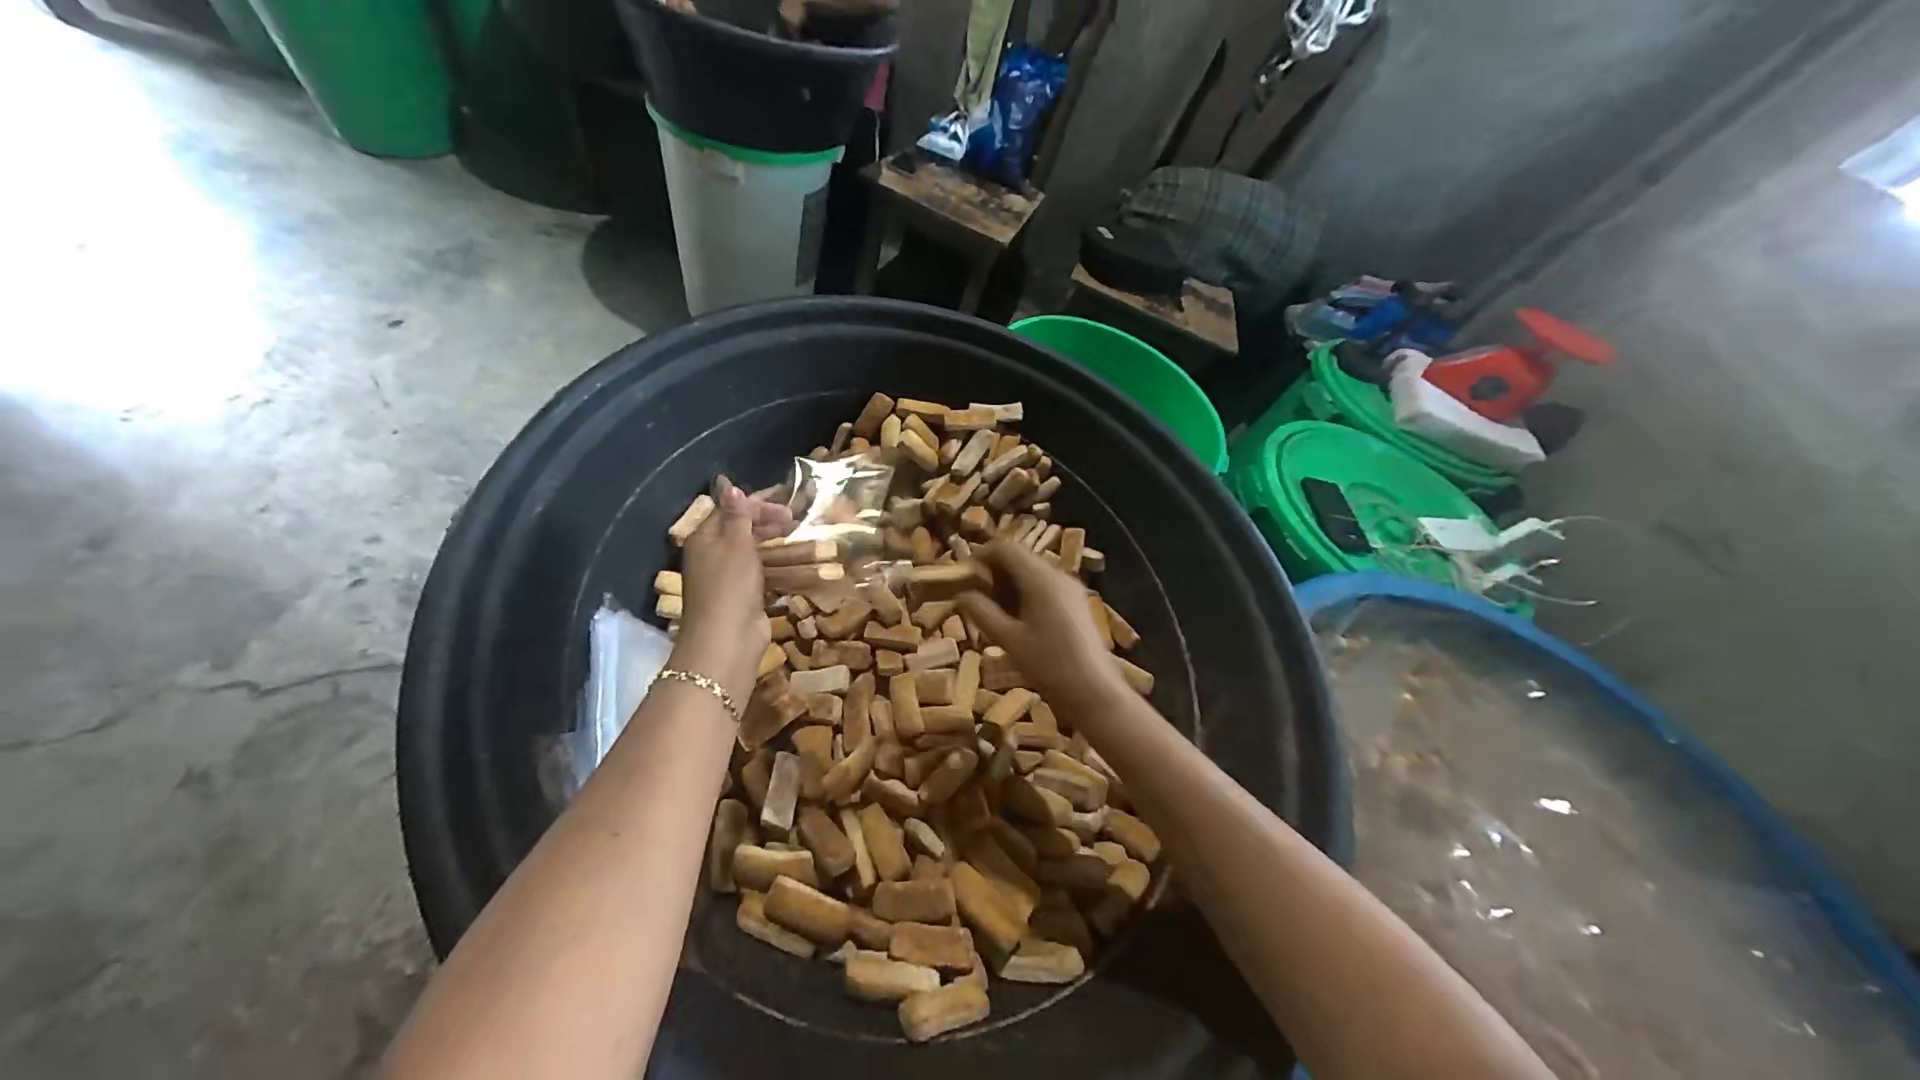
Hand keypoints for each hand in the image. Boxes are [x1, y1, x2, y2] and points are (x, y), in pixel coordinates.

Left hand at [674, 484, 788, 705]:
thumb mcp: (735, 543)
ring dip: (773, 540)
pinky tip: (793, 560)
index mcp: (704, 538)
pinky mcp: (744, 595)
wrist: (728, 638)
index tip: (784, 500)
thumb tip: (730, 485)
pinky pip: (760, 570)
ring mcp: (728, 577)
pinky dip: (775, 562)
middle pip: (739, 528)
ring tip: (797, 534)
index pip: (728, 510)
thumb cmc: (730, 584)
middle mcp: (712, 555)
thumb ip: (737, 515)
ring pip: (751, 549)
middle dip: (765, 520)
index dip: (754, 502)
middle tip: (793, 518)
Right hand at [957, 541, 1128, 712]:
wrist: (1094, 692)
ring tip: (992, 614)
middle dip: (993, 574)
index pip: (1005, 548)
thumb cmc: (1049, 665)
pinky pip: (1044, 587)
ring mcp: (1070, 589)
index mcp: (1041, 579)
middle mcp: (1058, 575)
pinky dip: (1025, 595)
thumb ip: (982, 612)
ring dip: (1008, 586)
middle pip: (1019, 558)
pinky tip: (1016, 623)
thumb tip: (962, 594)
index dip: (980, 557)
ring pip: (1031, 573)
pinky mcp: (1076, 603)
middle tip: (974, 599)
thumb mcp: (1008, 640)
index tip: (964, 579)